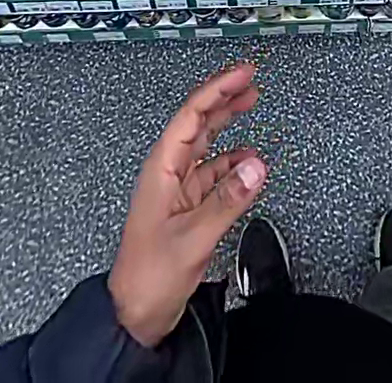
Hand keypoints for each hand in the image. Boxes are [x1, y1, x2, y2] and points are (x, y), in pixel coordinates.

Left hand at [108, 63, 266, 347]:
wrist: (134, 317)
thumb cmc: (149, 277)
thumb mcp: (192, 237)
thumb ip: (228, 199)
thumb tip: (256, 164)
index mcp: (163, 168)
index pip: (192, 114)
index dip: (218, 89)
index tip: (243, 73)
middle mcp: (170, 170)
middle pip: (198, 119)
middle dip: (223, 94)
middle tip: (249, 76)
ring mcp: (178, 185)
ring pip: (206, 139)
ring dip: (227, 118)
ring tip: (249, 99)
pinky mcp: (188, 202)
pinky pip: (213, 167)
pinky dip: (232, 157)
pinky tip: (247, 157)